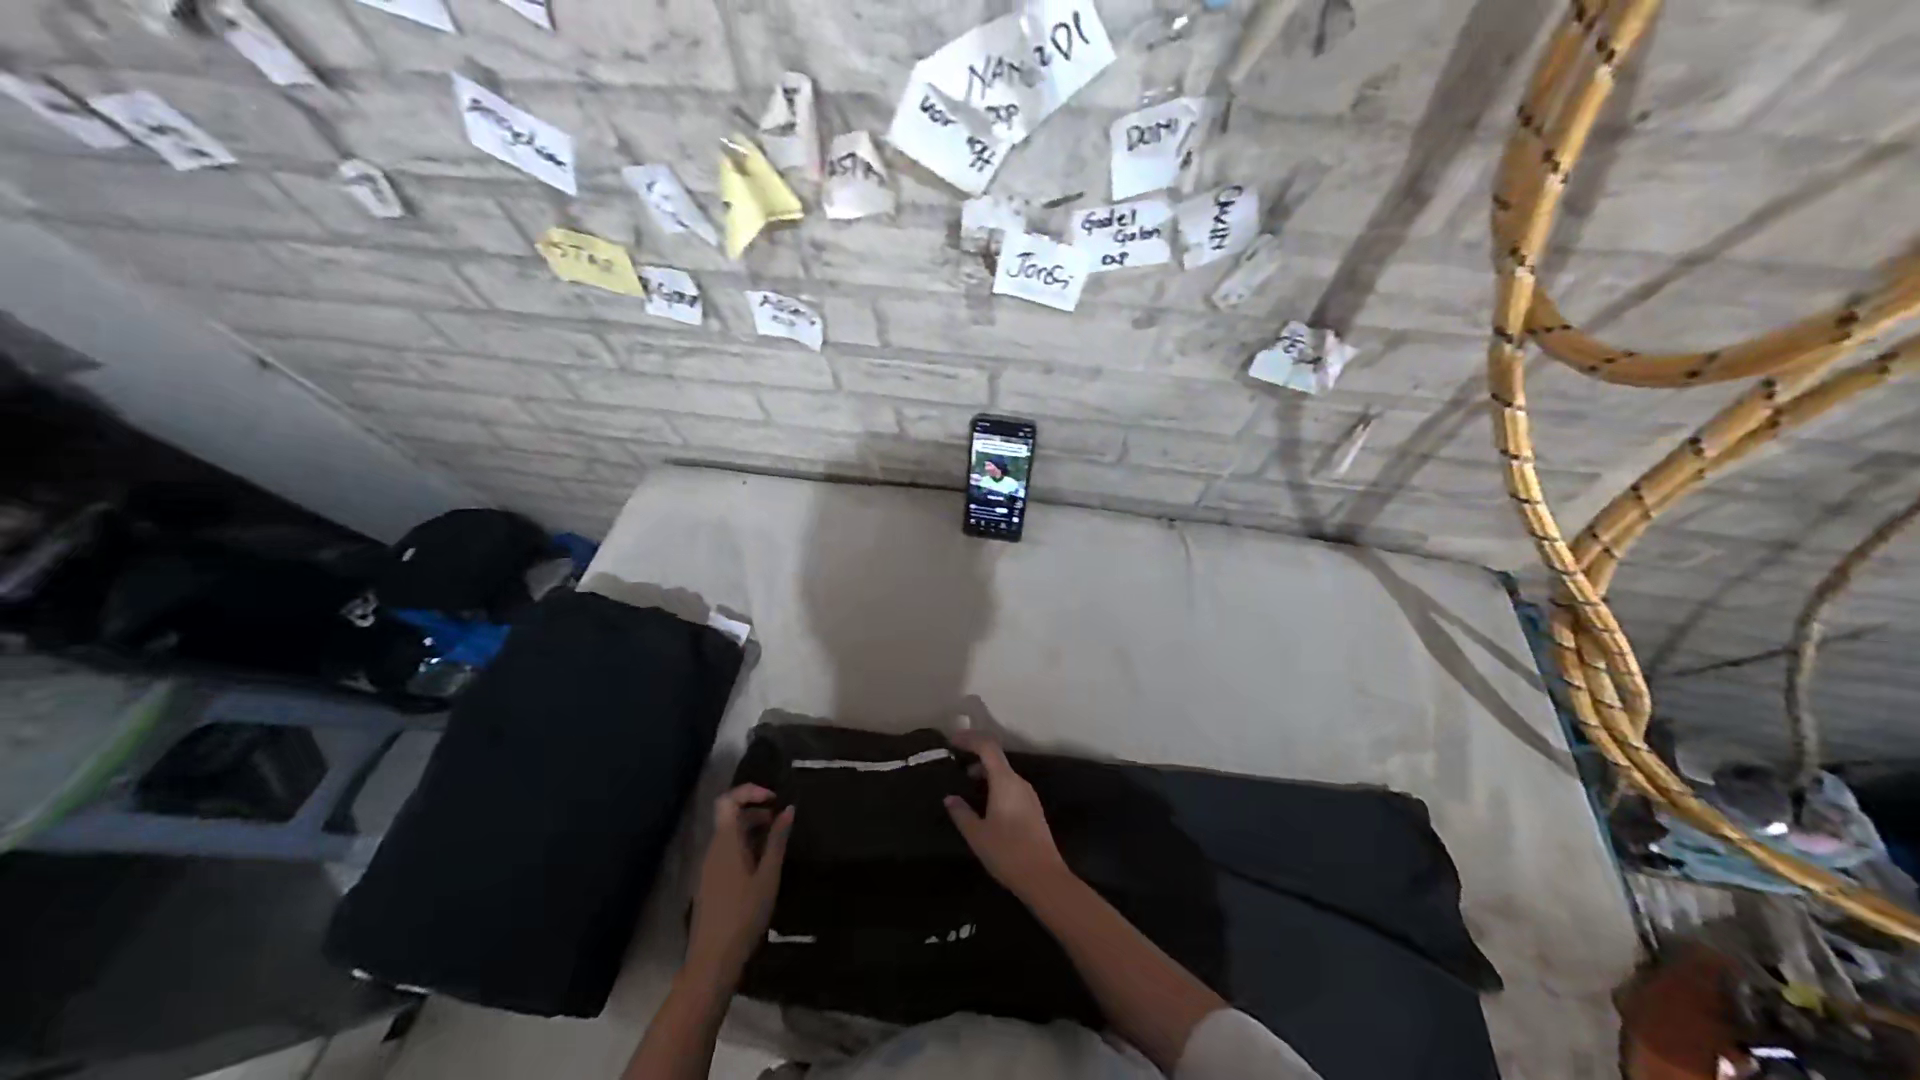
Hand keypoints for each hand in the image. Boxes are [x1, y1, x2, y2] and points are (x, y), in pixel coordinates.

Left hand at [687, 784, 793, 976]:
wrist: (712, 960)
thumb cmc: (744, 915)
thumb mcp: (768, 876)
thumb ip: (777, 841)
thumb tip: (788, 810)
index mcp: (725, 842)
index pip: (728, 800)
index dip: (750, 792)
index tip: (774, 799)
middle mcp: (713, 849)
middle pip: (730, 816)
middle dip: (756, 811)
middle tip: (782, 822)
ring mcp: (708, 867)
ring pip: (729, 835)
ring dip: (753, 830)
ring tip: (777, 844)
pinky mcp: (710, 882)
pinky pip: (727, 852)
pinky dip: (746, 847)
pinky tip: (763, 866)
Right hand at [944, 731, 1068, 899]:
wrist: (1044, 878)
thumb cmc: (1007, 853)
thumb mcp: (977, 834)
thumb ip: (962, 813)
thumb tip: (950, 798)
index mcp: (1005, 781)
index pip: (988, 746)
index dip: (969, 739)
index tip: (952, 742)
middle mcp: (1019, 782)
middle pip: (997, 757)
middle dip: (975, 754)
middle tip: (956, 762)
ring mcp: (1029, 795)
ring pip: (1004, 772)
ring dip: (985, 771)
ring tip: (966, 783)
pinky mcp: (1033, 808)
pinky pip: (1010, 785)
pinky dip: (994, 783)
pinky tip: (984, 802)